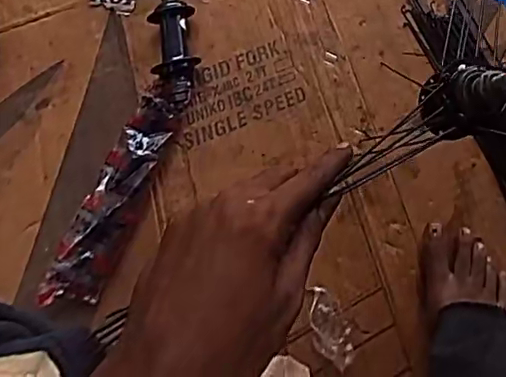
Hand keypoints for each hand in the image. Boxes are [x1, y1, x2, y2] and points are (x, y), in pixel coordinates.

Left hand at [99, 146, 351, 376]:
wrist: (159, 370)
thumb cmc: (232, 345)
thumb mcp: (284, 299)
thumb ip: (306, 242)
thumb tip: (326, 203)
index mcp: (260, 220)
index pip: (306, 180)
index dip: (330, 164)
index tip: (346, 150)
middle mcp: (227, 202)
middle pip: (274, 177)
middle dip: (297, 183)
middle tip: (316, 199)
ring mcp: (197, 211)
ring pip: (243, 191)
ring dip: (264, 201)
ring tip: (274, 235)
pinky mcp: (176, 226)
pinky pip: (215, 210)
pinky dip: (233, 218)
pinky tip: (233, 253)